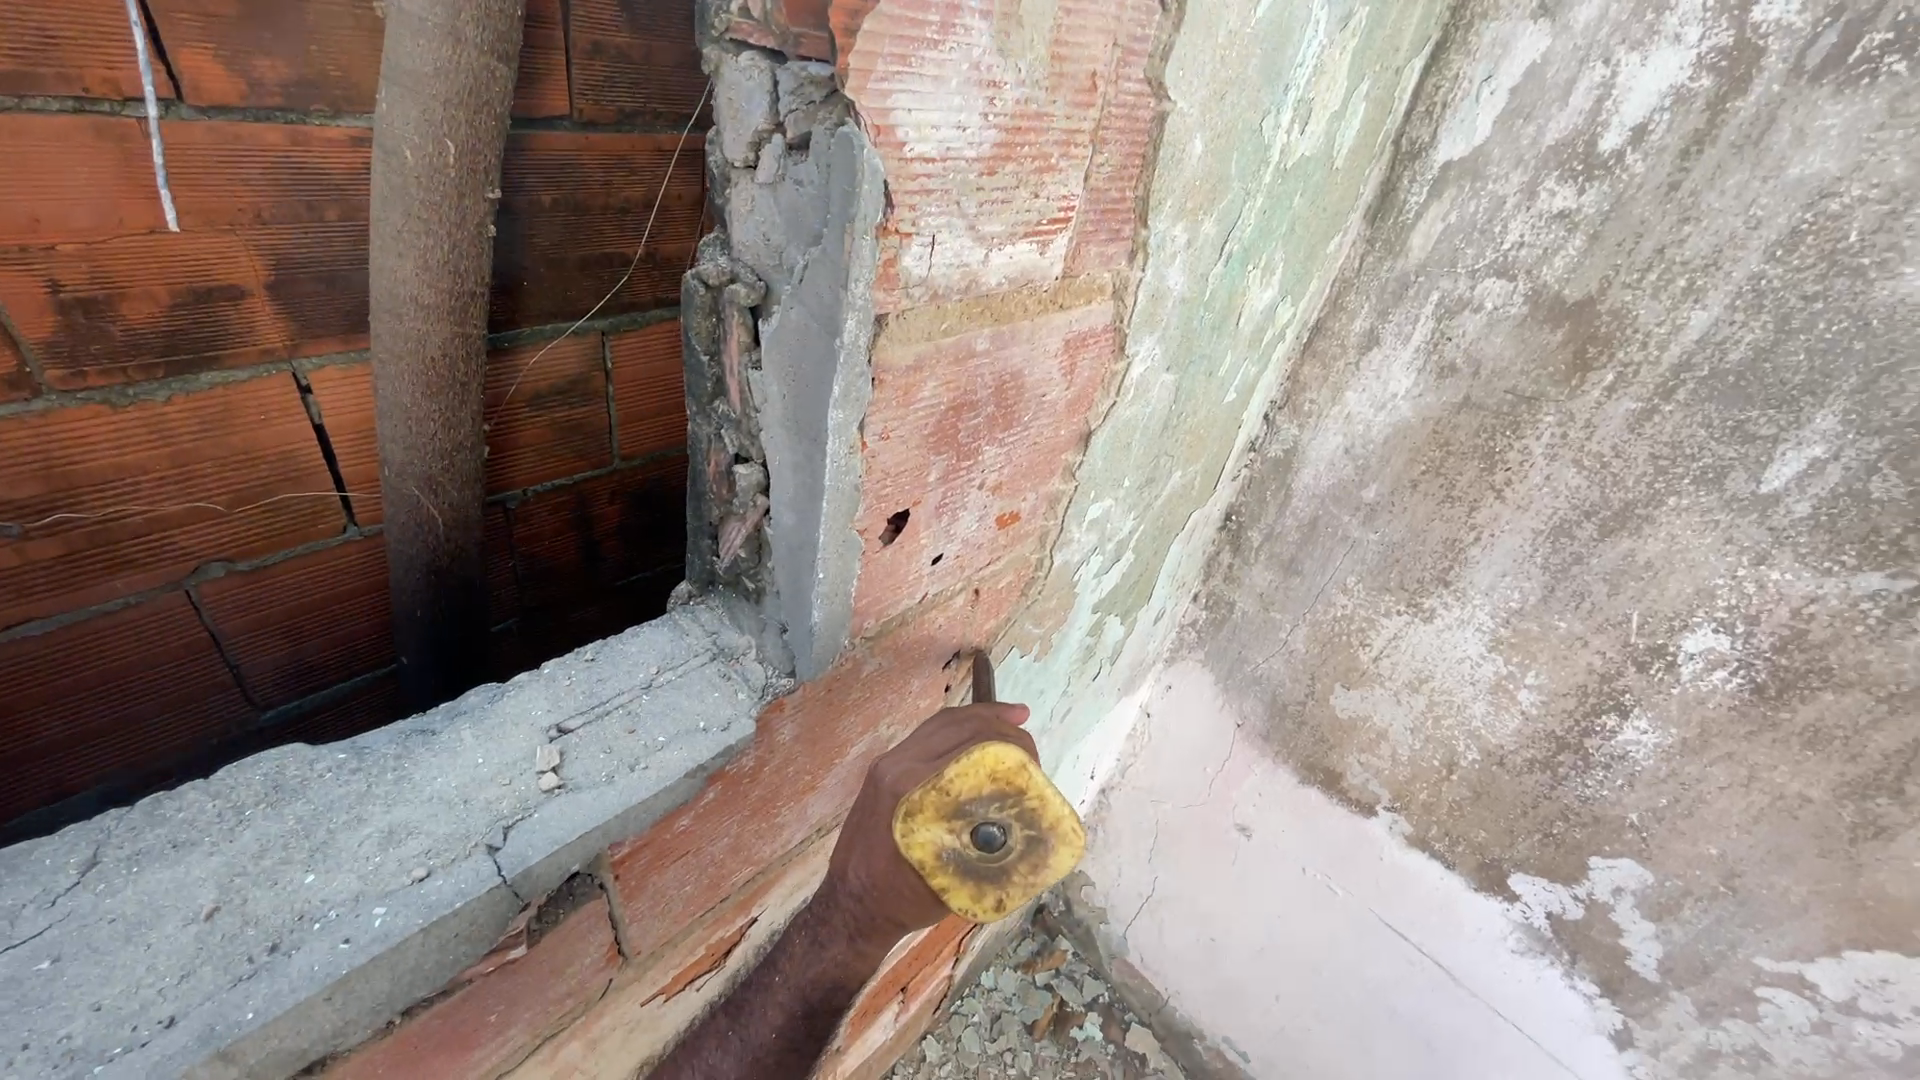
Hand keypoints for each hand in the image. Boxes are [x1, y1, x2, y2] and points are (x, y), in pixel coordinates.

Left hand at [815, 701, 1037, 952]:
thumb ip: (986, 846)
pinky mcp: (884, 767)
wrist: (850, 906)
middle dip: (998, 723)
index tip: (1033, 759)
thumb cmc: (902, 899)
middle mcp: (897, 764)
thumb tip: (1028, 820)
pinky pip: (927, 735)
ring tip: (1013, 720)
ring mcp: (888, 762)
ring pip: (940, 723)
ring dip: (979, 718)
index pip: (969, 744)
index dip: (1008, 743)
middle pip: (956, 724)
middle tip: (1028, 737)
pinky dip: (957, 729)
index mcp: (912, 786)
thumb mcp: (953, 878)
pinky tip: (977, 734)